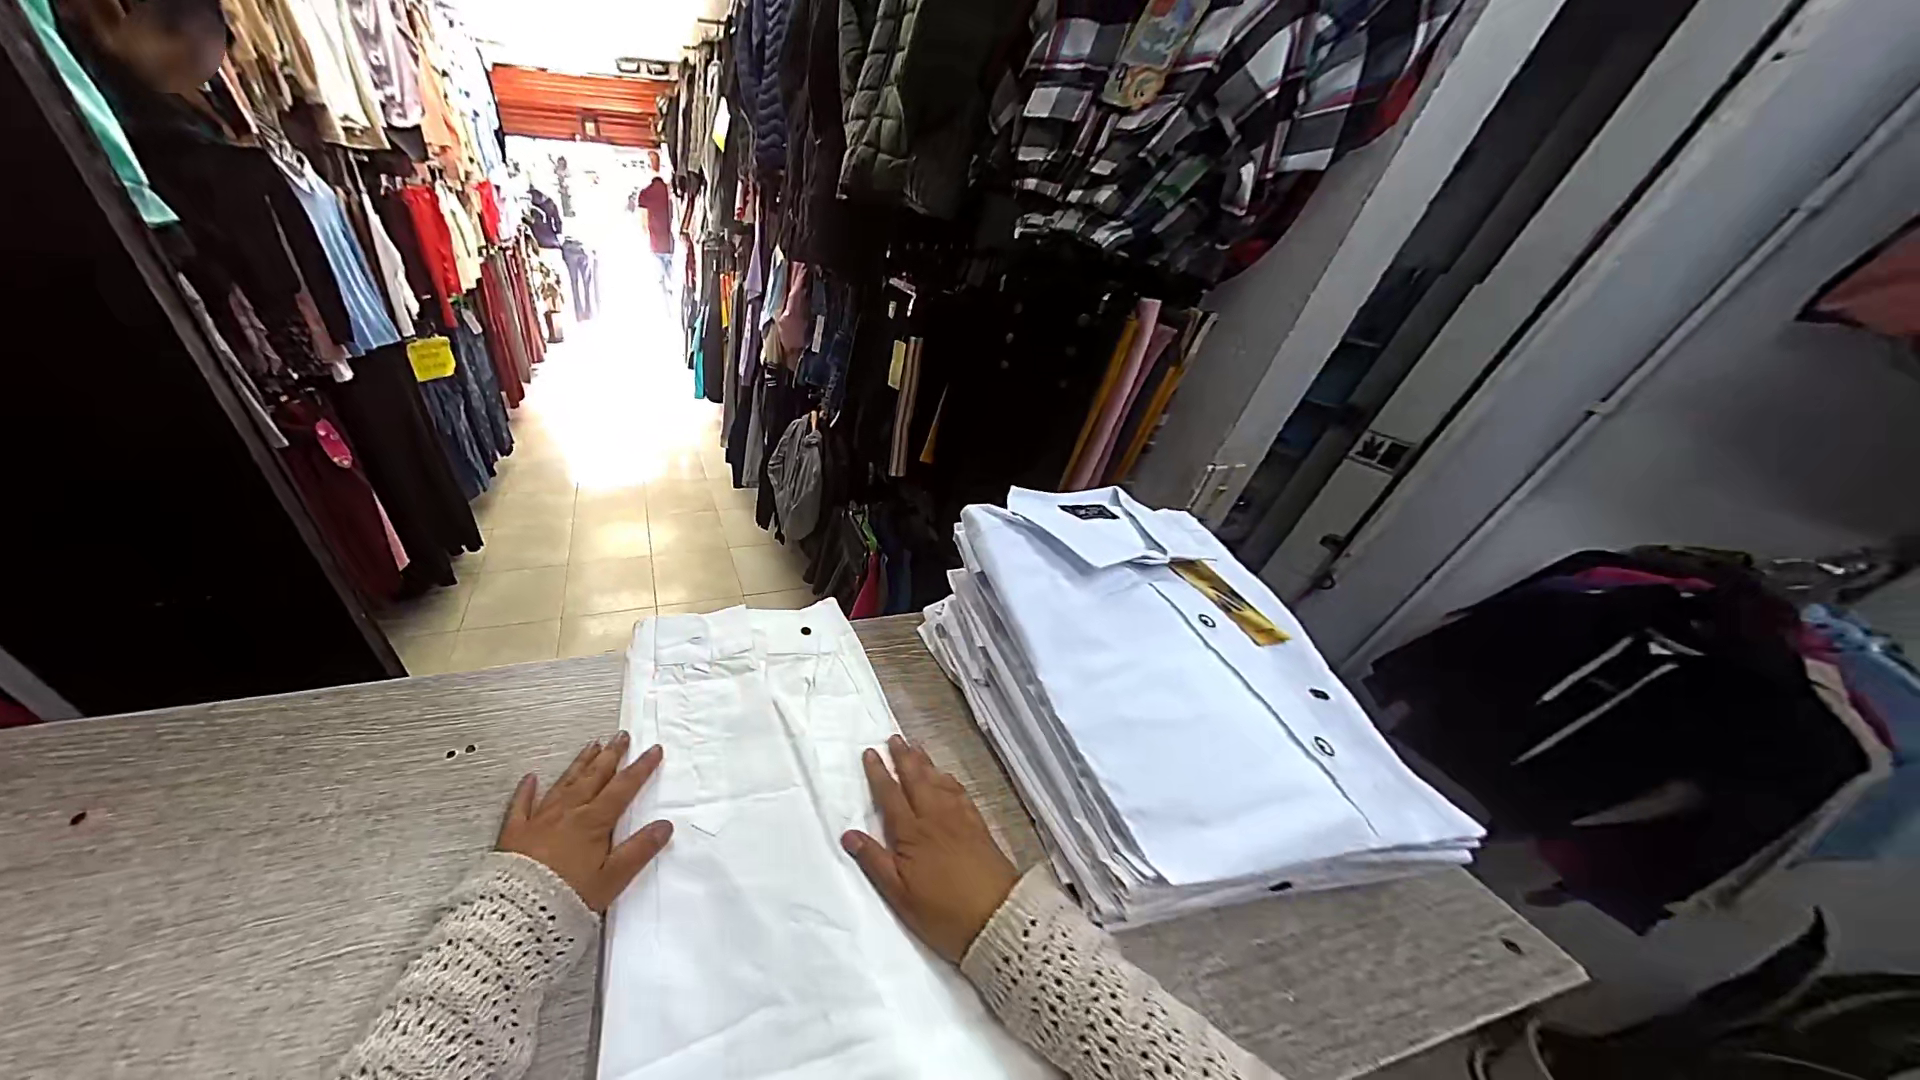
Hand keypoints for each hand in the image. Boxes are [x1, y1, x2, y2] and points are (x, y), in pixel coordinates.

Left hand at [496, 732, 673, 912]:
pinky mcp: (514, 836)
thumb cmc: (563, 899)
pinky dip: (526, 790)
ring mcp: (539, 822)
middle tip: (621, 737)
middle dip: (611, 755)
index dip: (641, 767)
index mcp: (593, 822)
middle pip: (594, 777)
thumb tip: (664, 826)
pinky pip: (521, 806)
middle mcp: (567, 814)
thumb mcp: (612, 878)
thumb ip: (639, 850)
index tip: (653, 751)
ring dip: (580, 764)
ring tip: (591, 746)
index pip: (623, 787)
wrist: (510, 918)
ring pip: (564, 784)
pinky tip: (530, 778)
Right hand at [842, 735, 1019, 961]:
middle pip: (916, 779)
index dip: (879, 773)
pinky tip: (946, 776)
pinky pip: (958, 791)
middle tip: (894, 737)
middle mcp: (934, 816)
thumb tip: (848, 834)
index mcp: (912, 832)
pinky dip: (948, 778)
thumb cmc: (942, 911)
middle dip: (903, 757)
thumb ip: (874, 861)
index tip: (870, 753)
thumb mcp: (900, 894)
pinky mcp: (976, 824)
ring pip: (937, 781)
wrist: (996, 916)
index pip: (890, 795)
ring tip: (915, 746)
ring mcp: (958, 817)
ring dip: (925, 762)